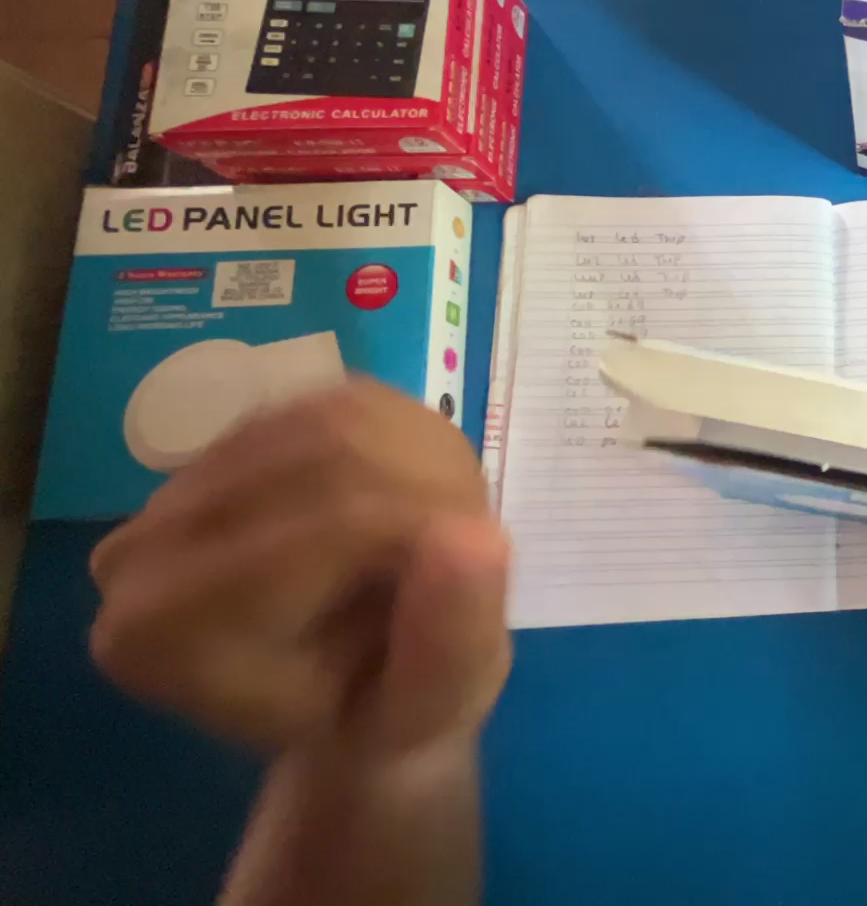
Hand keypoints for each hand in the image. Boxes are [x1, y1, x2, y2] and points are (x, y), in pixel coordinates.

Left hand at [89, 381, 511, 759]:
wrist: (358, 691)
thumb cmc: (397, 710)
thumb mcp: (442, 700)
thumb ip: (452, 635)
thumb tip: (477, 539)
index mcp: (172, 636)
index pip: (344, 520)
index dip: (444, 525)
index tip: (480, 569)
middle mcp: (140, 553)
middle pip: (338, 455)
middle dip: (439, 486)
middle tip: (469, 545)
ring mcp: (181, 488)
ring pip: (342, 417)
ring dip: (429, 459)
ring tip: (444, 520)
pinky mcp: (235, 443)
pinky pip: (346, 402)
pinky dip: (411, 437)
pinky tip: (416, 489)